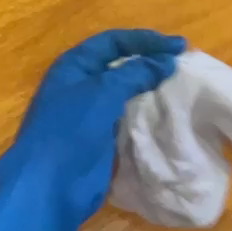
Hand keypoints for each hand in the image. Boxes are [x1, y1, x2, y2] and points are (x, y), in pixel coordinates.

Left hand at [16, 27, 187, 221]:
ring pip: (127, 92)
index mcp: (75, 66)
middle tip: (183, 64)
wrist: (48, 190)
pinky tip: (168, 113)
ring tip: (181, 86)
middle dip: (150, 62)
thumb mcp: (103, 92)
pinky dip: (147, 113)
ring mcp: (91, 113)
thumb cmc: (70, 130)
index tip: (179, 47)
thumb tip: (168, 61)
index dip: (146, 40)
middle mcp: (82, 85)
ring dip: (151, 88)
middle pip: (121, 65)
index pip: (114, 41)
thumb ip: (136, 72)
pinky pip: (129, 118)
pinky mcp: (102, 139)